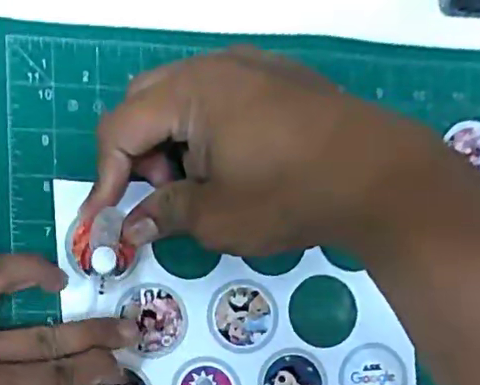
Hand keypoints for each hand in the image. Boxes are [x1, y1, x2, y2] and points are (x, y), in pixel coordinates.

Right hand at [80, 47, 471, 257]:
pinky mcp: (276, 81)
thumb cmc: (287, 196)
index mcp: (190, 90)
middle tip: (161, 199)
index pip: (120, 128)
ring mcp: (249, 66)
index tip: (107, 222)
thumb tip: (133, 225)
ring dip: (172, 147)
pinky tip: (230, 172)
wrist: (374, 176)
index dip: (106, 179)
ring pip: (182, 101)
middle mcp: (214, 64)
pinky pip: (219, 101)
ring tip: (200, 191)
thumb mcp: (216, 217)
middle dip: (138, 157)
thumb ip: (165, 214)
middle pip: (145, 103)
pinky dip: (205, 136)